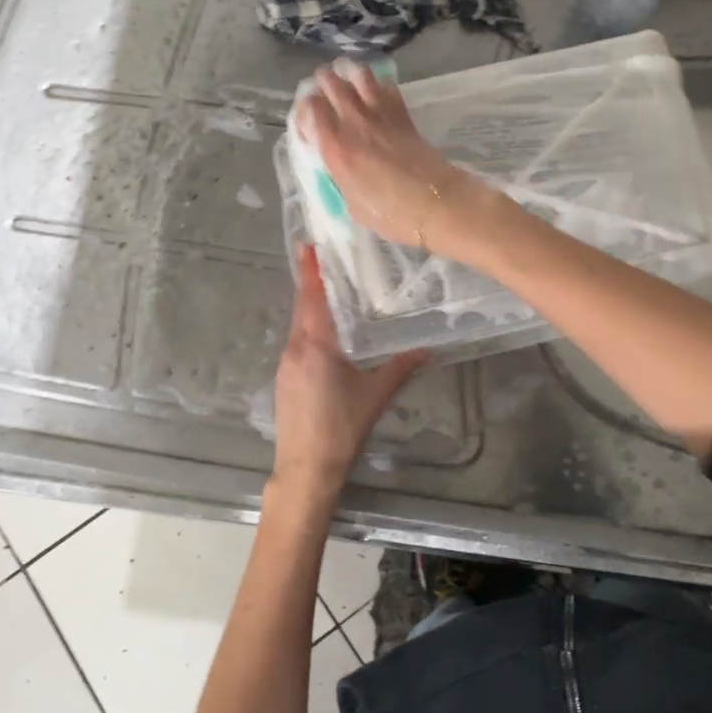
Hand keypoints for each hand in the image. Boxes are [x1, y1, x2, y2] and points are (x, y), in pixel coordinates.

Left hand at [271, 245, 428, 500]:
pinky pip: (297, 344)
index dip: (310, 270)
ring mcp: (286, 366)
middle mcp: (294, 349)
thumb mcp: (376, 395)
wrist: (306, 468)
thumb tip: (427, 348)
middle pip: (302, 308)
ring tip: (331, 292)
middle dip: (311, 284)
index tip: (308, 244)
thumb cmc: (341, 428)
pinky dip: (309, 330)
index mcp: (314, 345)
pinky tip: (326, 335)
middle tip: (324, 259)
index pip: (311, 297)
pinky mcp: (285, 381)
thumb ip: (400, 368)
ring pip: (298, 327)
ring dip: (311, 308)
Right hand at [298, 58, 487, 251]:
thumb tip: (339, 167)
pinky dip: (378, 86)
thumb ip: (340, 178)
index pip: (309, 107)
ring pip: (359, 74)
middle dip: (323, 83)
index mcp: (335, 146)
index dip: (305, 109)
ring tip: (348, 83)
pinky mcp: (403, 114)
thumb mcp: (352, 204)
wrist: (435, 204)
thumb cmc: (391, 213)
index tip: (308, 121)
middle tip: (323, 93)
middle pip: (330, 82)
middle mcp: (353, 122)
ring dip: (349, 75)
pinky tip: (377, 96)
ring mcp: (380, 113)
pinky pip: (386, 86)